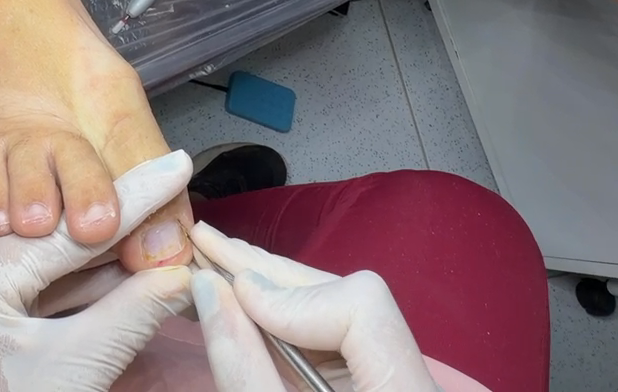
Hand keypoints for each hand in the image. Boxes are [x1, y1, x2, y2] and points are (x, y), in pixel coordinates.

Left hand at [0, 151, 195, 391]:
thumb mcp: (73, 373)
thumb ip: (130, 314)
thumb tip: (184, 273)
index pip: (70, 231)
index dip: (134, 197)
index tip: (178, 163)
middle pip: (52, 239)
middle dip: (115, 228)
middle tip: (173, 194)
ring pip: (38, 257)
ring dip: (94, 256)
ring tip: (152, 233)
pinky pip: (18, 278)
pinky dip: (62, 281)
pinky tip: (111, 269)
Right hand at [190, 222, 439, 391]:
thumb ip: (246, 369)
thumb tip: (209, 288)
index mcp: (404, 390)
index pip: (363, 305)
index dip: (295, 296)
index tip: (237, 297)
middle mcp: (413, 375)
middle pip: (346, 295)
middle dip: (269, 274)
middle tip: (205, 240)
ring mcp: (400, 376)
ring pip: (338, 309)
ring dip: (272, 287)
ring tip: (217, 256)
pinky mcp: (382, 381)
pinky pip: (335, 333)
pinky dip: (286, 316)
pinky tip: (249, 296)